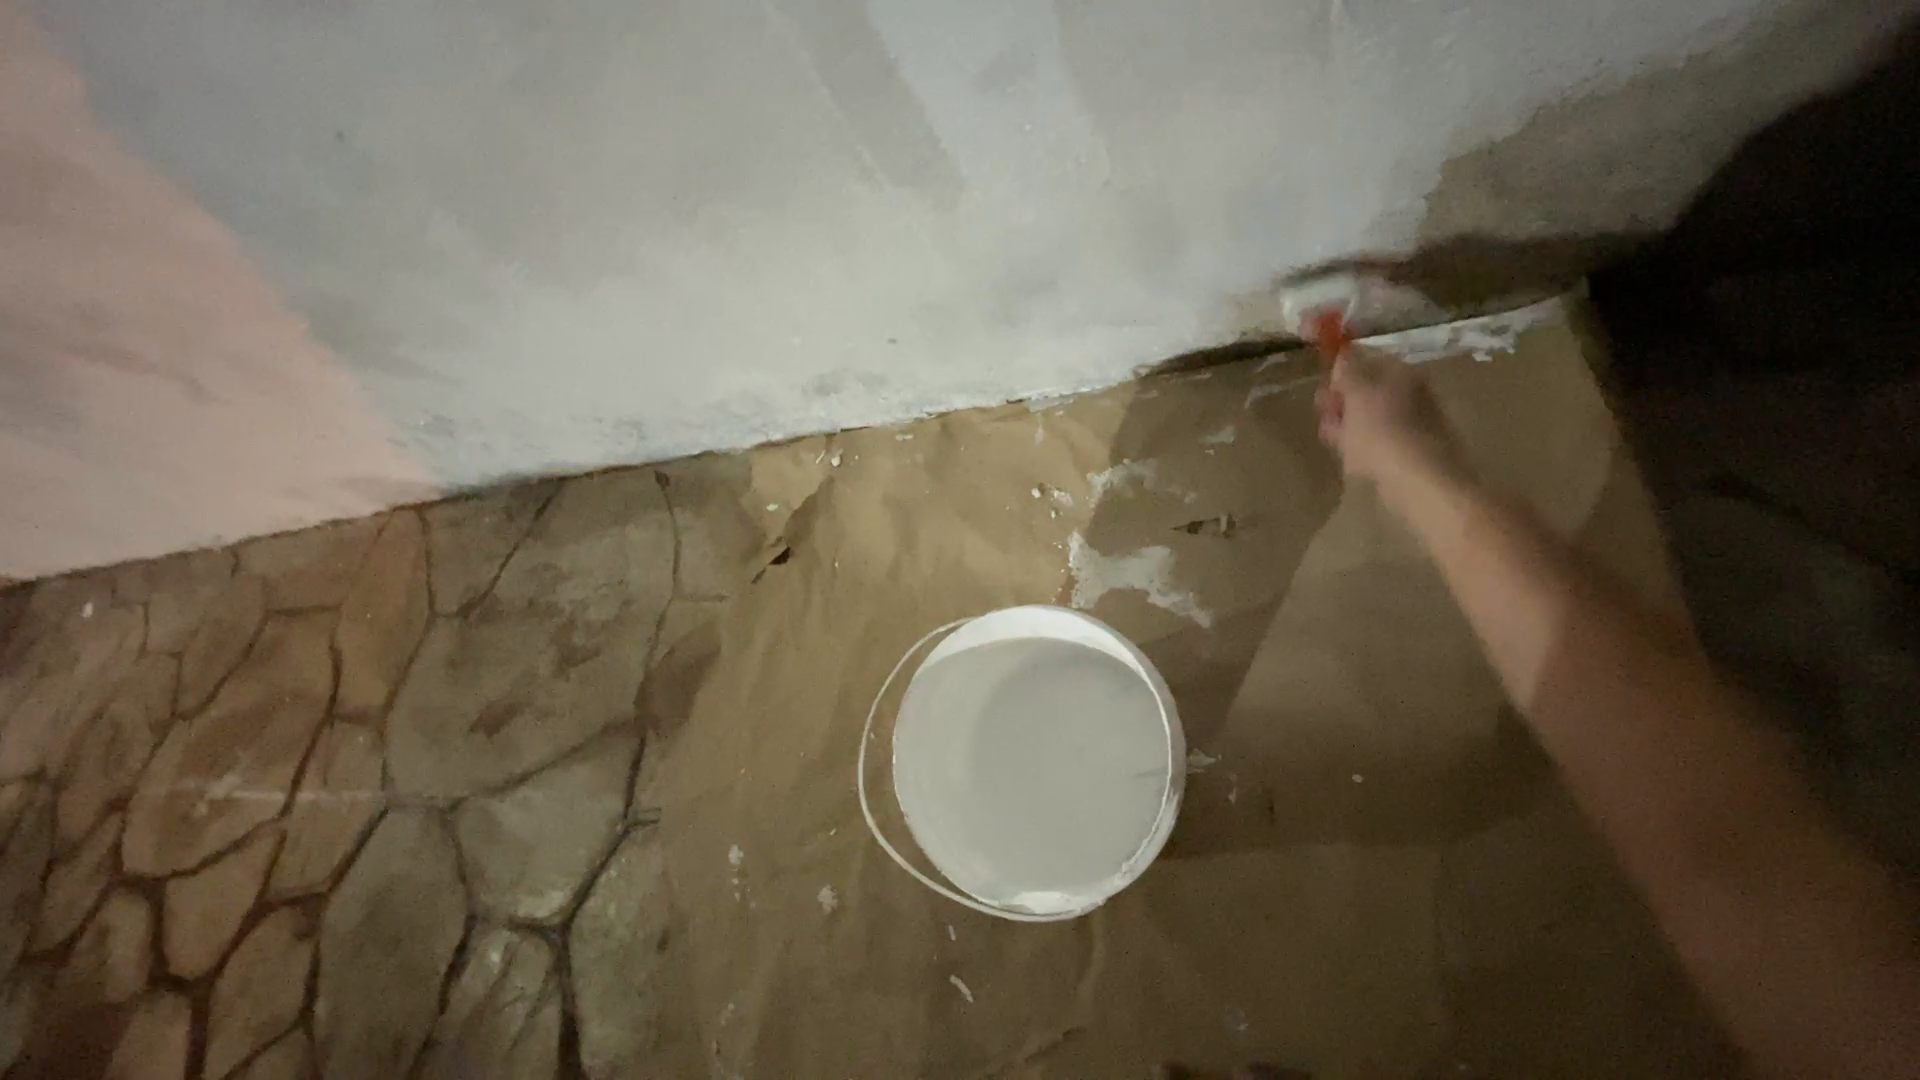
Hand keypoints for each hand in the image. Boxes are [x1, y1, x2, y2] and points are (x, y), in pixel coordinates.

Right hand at [1314, 347, 1464, 503]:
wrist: (1419, 481)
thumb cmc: (1383, 433)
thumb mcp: (1358, 393)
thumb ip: (1348, 370)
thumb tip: (1344, 352)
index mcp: (1400, 373)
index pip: (1364, 361)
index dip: (1339, 373)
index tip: (1323, 392)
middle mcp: (1408, 392)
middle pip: (1362, 390)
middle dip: (1339, 403)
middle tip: (1327, 418)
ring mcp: (1409, 422)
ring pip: (1364, 418)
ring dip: (1345, 427)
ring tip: (1339, 444)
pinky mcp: (1406, 449)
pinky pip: (1374, 441)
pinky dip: (1360, 447)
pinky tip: (1354, 460)